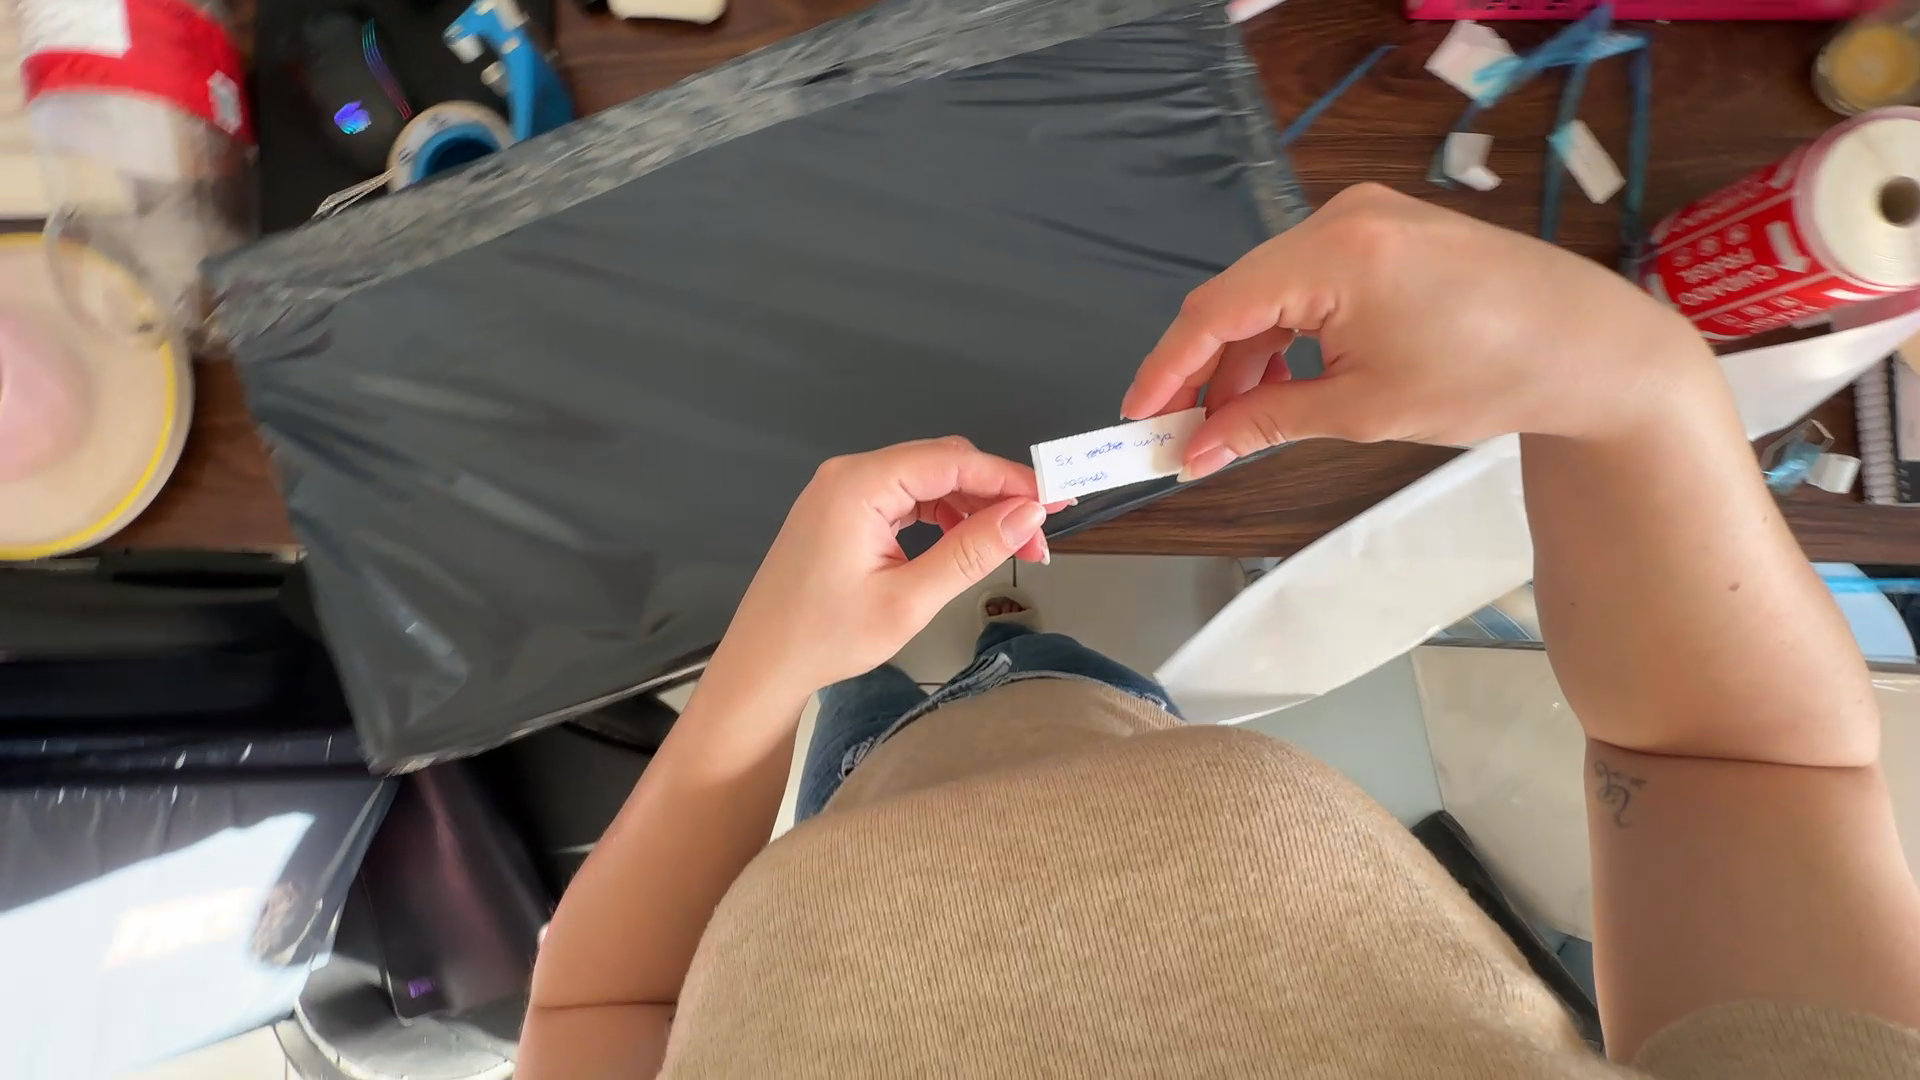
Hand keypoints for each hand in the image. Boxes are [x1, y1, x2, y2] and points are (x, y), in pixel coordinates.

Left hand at [713, 437, 1060, 695]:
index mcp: (859, 485)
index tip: (1056, 498)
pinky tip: (965, 543)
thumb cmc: (826, 639)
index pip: (952, 462)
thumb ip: (971, 551)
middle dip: (995, 495)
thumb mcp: (908, 600)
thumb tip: (1028, 514)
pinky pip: (905, 499)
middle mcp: (850, 474)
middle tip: (1037, 535)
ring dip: (972, 508)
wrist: (763, 665)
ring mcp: (844, 491)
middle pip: (941, 465)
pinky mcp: (844, 511)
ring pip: (927, 481)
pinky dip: (942, 517)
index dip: (1010, 477)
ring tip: (1011, 546)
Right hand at [1121, 184, 1723, 479]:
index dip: (1166, 367)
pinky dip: (1278, 340)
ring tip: (1229, 421)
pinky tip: (1275, 384)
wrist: (1594, 348)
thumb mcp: (1359, 410)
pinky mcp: (1375, 237)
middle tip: (1177, 428)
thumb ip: (1263, 424)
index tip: (1137, 414)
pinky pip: (1299, 289)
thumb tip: (1194, 452)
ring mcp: (1359, 222)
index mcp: (1336, 253)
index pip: (1216, 310)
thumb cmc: (1487, 377)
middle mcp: (1339, 219)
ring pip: (1263, 297)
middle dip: (1200, 371)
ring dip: (1239, 361)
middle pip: (1233, 300)